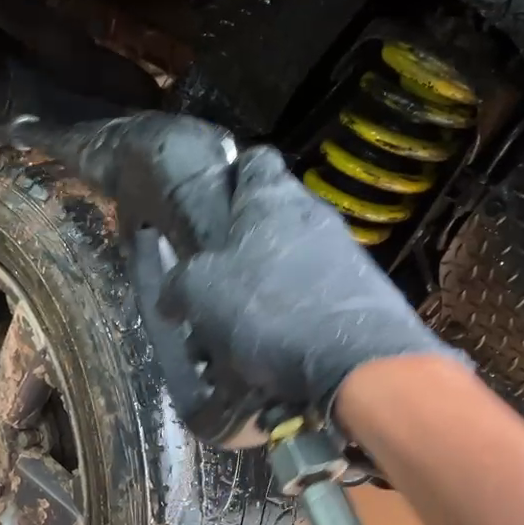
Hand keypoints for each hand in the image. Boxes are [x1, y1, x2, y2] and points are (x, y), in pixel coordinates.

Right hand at [157, 146, 466, 418]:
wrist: (353, 360)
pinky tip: (258, 362)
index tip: (208, 202)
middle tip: (203, 292)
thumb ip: (178, 283)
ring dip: (250, 301)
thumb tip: (170, 295)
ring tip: (223, 343)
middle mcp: (311, 218)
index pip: (253, 162)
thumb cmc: (267, 309)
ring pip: (280, 271)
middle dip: (231, 258)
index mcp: (272, 200)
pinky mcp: (353, 299)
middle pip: (264, 225)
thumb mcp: (199, 291)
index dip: (229, 175)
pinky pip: (302, 306)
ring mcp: (339, 258)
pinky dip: (277, 328)